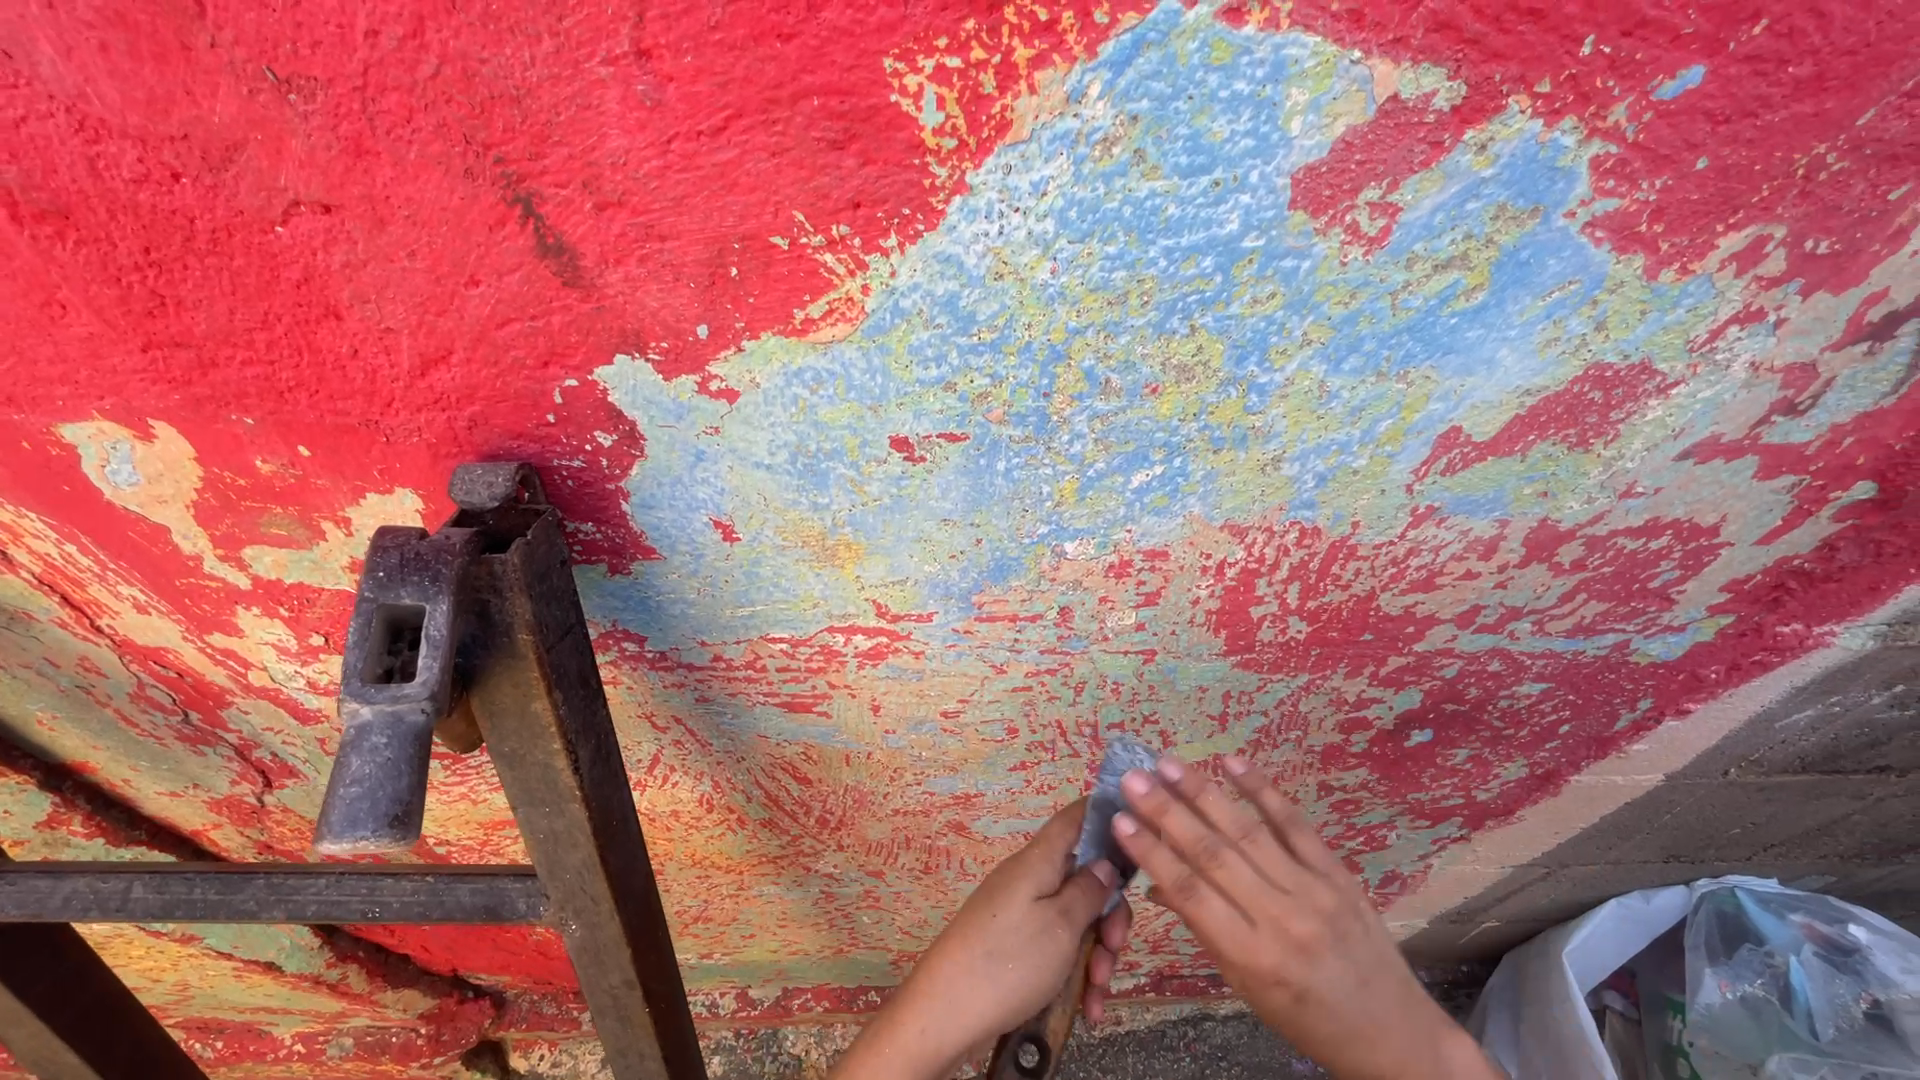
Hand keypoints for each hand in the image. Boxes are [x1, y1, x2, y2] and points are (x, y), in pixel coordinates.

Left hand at [831, 799, 1134, 1079]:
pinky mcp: (1015, 944)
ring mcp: (1021, 913)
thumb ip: (1089, 890)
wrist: (945, 1014)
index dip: (1105, 816)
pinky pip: (1056, 947)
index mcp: (1039, 861)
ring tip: (1096, 993)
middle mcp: (1029, 880)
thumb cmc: (1008, 961)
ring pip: (1075, 920)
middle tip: (1115, 950)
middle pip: (1084, 879)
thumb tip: (1105, 863)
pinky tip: (1085, 1007)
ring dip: (1095, 955)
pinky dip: (1075, 973)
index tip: (1136, 833)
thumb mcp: (1061, 925)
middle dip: (1109, 917)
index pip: (1074, 818)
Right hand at [1112, 756, 1500, 1079]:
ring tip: (1166, 764)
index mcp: (1251, 956)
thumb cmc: (1305, 1018)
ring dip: (1202, 792)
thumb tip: (1157, 879)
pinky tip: (1232, 762)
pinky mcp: (1337, 872)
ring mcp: (1313, 890)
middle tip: (1132, 778)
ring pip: (1247, 831)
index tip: (1119, 819)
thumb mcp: (1245, 986)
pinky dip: (1261, 789)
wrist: (1393, 1033)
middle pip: (1213, 854)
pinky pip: (1294, 823)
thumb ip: (1204, 928)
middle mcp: (1280, 918)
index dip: (1151, 852)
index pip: (1189, 892)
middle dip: (1167, 811)